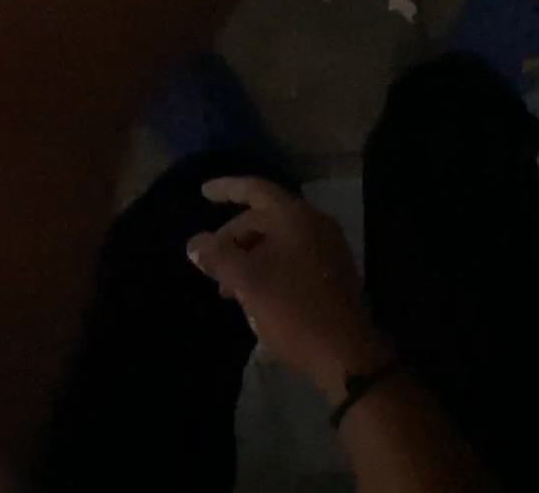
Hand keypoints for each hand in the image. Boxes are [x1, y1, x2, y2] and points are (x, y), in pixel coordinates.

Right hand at [187, 177, 392, 398]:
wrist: (344, 351)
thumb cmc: (292, 308)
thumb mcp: (247, 281)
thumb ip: (218, 257)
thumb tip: (195, 242)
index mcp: (296, 216)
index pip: (256, 189)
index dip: (227, 188)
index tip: (203, 192)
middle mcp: (315, 222)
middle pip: (265, 216)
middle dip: (233, 236)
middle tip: (209, 266)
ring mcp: (327, 246)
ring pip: (278, 239)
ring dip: (249, 255)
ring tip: (226, 288)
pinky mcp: (332, 270)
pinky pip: (292, 254)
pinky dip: (268, 264)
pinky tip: (253, 292)